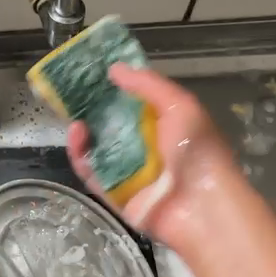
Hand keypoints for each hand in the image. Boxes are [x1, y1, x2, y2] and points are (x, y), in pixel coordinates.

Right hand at [67, 63, 251, 254]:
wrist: (204, 207)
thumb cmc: (198, 149)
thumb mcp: (180, 105)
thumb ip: (147, 84)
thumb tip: (114, 69)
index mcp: (164, 126)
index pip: (133, 104)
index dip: (114, 89)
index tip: (91, 74)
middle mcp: (146, 148)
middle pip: (111, 126)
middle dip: (91, 111)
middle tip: (71, 95)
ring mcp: (129, 173)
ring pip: (97, 150)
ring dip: (83, 133)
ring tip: (73, 116)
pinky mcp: (116, 196)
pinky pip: (92, 175)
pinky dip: (80, 156)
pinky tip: (77, 136)